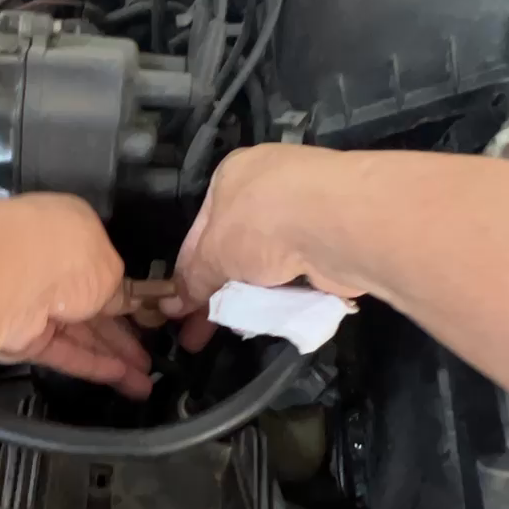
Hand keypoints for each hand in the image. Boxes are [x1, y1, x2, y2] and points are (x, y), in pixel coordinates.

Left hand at [0, 194, 155, 398]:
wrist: (8, 275)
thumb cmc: (64, 252)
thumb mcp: (110, 267)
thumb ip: (120, 290)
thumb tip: (126, 300)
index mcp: (71, 235)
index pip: (104, 270)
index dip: (129, 298)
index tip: (150, 318)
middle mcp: (51, 267)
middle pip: (93, 308)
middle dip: (125, 336)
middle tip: (151, 358)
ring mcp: (34, 303)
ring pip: (80, 335)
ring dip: (114, 357)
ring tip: (144, 382)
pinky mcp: (23, 337)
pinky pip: (63, 352)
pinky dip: (91, 364)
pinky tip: (120, 377)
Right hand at [160, 144, 368, 348]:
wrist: (337, 221)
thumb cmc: (261, 224)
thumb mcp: (212, 256)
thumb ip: (193, 282)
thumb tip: (171, 307)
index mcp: (231, 175)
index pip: (197, 231)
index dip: (185, 274)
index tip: (179, 310)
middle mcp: (268, 184)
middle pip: (232, 247)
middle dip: (216, 290)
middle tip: (200, 332)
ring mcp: (305, 206)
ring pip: (266, 260)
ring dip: (251, 292)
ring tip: (237, 325)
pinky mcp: (334, 231)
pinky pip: (298, 268)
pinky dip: (285, 289)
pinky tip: (273, 311)